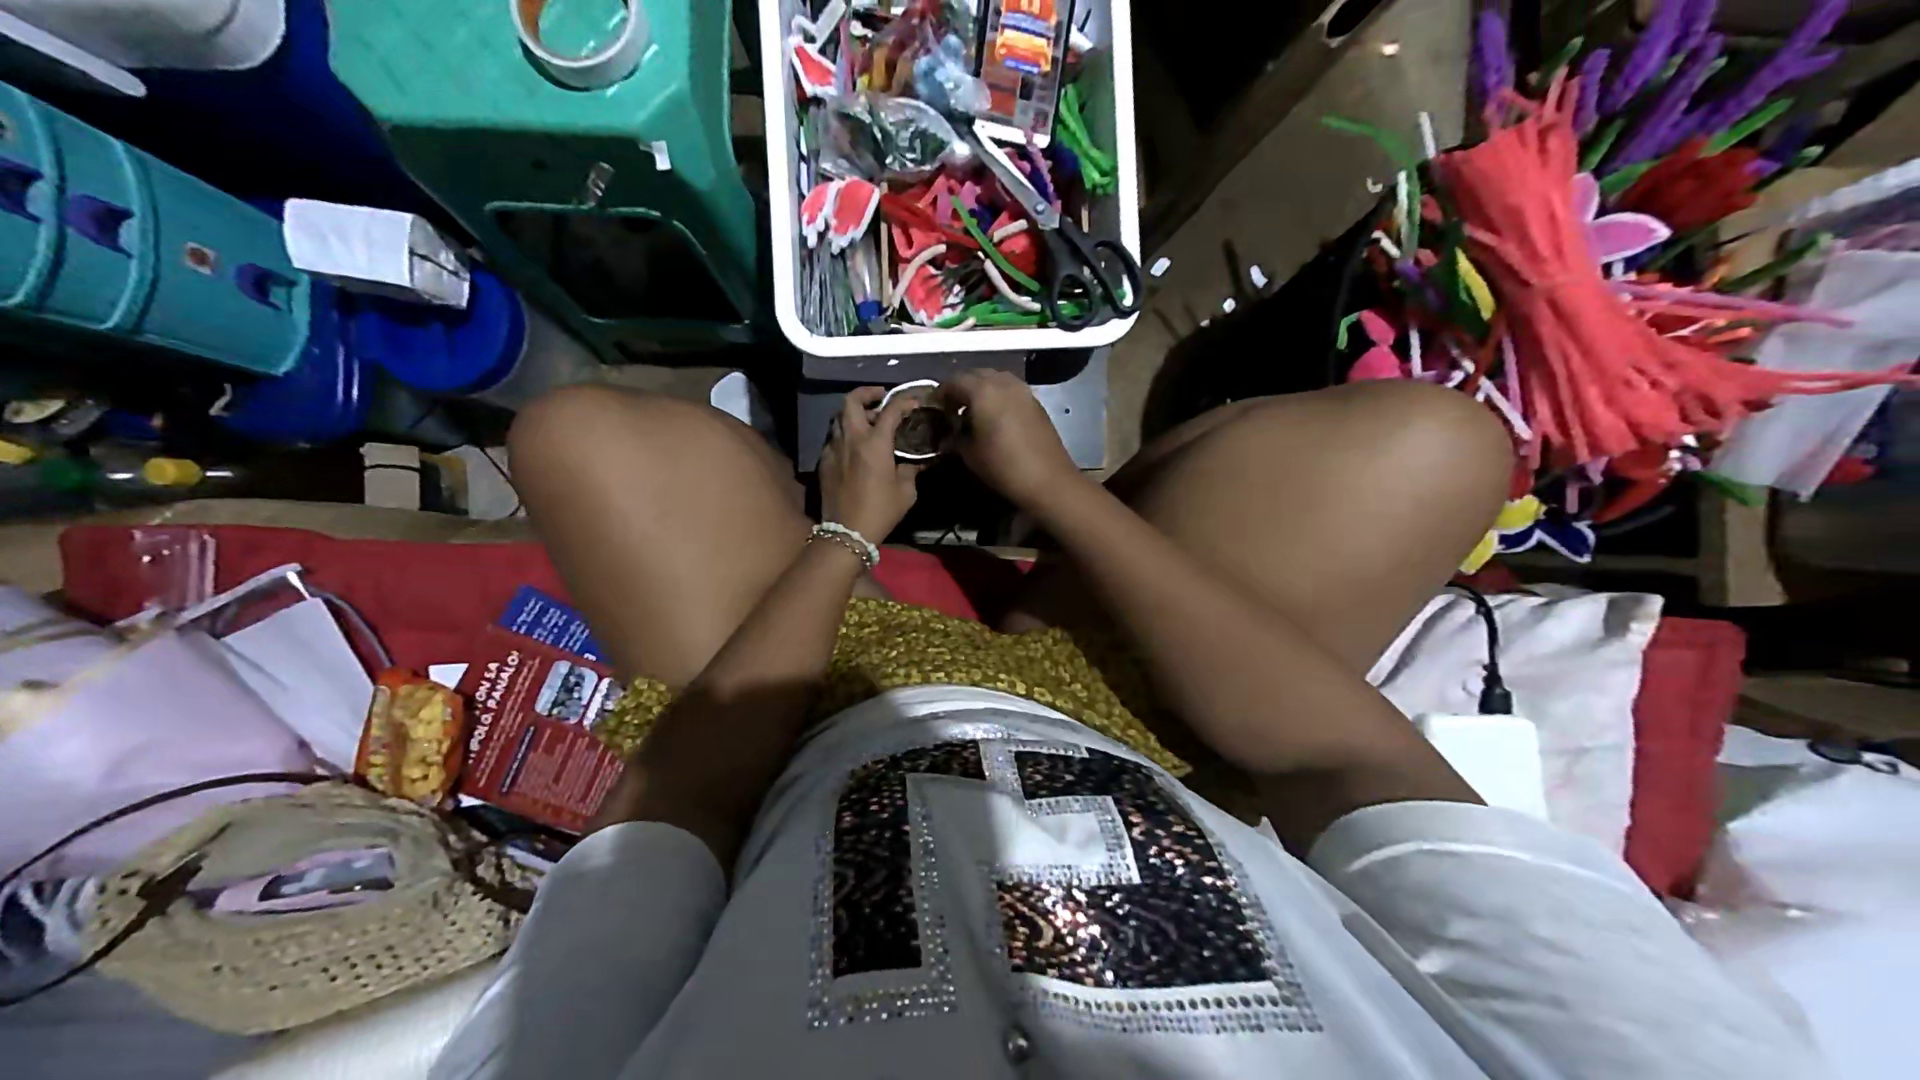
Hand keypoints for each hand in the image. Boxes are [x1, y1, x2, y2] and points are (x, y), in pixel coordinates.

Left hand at [820, 386, 924, 542]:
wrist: (846, 532)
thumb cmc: (880, 510)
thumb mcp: (906, 491)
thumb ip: (911, 470)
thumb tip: (917, 462)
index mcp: (874, 443)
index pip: (890, 409)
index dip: (904, 401)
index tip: (914, 401)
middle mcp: (851, 439)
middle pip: (851, 401)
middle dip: (867, 394)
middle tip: (880, 399)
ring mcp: (833, 448)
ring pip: (839, 418)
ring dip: (854, 413)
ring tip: (869, 422)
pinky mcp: (823, 462)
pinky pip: (834, 438)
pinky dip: (846, 434)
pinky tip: (856, 447)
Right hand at [938, 370, 1082, 508]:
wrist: (1048, 480)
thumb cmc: (1003, 466)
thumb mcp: (970, 454)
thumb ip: (955, 438)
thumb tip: (946, 437)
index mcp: (983, 391)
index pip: (954, 380)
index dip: (941, 393)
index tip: (935, 409)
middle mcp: (1003, 383)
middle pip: (975, 375)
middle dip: (961, 388)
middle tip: (951, 410)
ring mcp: (1023, 390)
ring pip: (995, 379)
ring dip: (980, 390)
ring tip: (972, 414)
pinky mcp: (1035, 401)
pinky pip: (1010, 389)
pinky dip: (997, 397)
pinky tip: (994, 419)